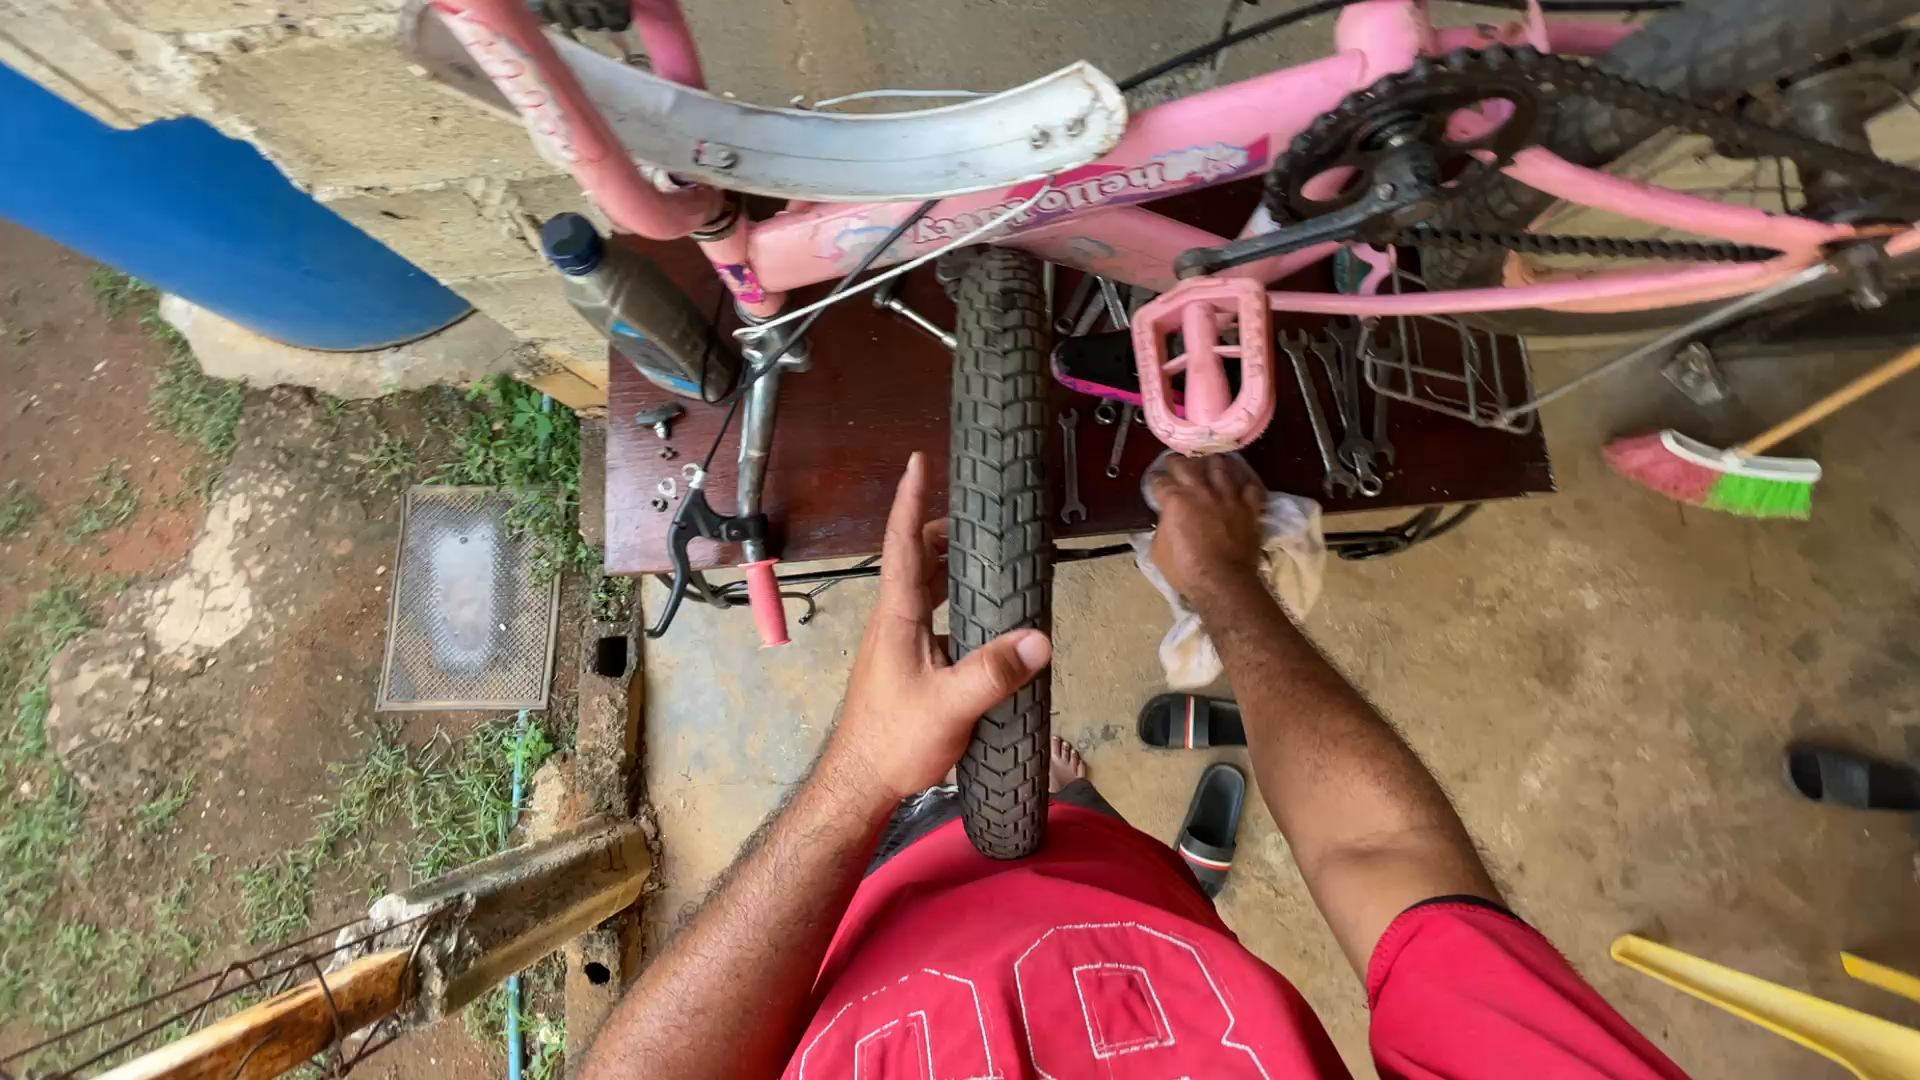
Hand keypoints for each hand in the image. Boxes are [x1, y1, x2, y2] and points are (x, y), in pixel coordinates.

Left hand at [823, 452, 1052, 801]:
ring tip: (989, 558)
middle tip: (982, 521)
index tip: (919, 462)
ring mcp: (899, 640)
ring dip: (949, 564)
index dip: (909, 500)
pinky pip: (933, 613)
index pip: (902, 544)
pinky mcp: (908, 660)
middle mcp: (895, 619)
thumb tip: (1041, 638)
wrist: (860, 781)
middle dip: (942, 530)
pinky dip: (955, 598)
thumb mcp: (949, 706)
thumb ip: (994, 672)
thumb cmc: (894, 739)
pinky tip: (984, 615)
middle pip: (915, 558)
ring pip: (923, 586)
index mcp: (897, 615)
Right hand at [1147, 454, 1265, 604]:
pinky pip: (1250, 486)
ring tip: (1208, 461)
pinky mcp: (1248, 507)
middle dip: (1177, 461)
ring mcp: (1228, 497)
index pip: (1159, 480)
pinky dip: (1244, 482)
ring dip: (1211, 462)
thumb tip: (1166, 521)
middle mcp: (1201, 491)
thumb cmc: (1185, 569)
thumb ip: (1162, 527)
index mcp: (1175, 500)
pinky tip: (1240, 481)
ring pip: (1221, 466)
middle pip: (1187, 464)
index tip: (1154, 481)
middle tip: (1174, 462)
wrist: (1222, 582)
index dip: (1154, 479)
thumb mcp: (1158, 549)